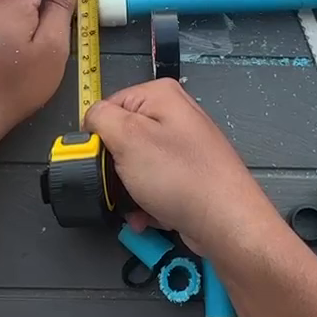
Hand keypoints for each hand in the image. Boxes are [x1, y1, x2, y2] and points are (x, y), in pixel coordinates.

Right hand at [84, 78, 284, 260]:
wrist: (225, 221)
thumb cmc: (181, 177)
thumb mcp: (128, 137)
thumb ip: (100, 118)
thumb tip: (91, 119)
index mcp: (160, 95)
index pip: (108, 107)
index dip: (98, 136)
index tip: (100, 161)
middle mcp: (174, 115)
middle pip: (122, 138)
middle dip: (114, 169)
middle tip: (119, 186)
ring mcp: (183, 146)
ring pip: (135, 166)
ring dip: (129, 191)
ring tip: (137, 207)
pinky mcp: (188, 174)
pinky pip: (153, 183)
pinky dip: (146, 201)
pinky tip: (150, 215)